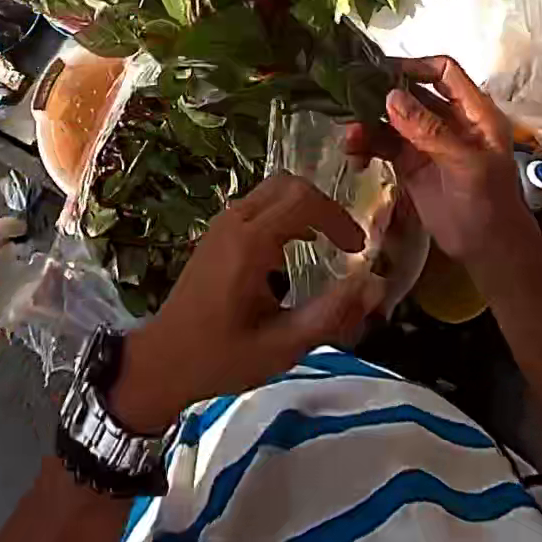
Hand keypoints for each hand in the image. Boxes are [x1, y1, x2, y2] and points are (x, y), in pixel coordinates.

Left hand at [107, 174, 384, 432]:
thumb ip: (332, 314)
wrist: (166, 356)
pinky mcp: (217, 233)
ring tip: (330, 247)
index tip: (358, 251)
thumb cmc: (223, 356)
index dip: (339, 218)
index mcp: (248, 243)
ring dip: (304, 209)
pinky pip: (257, 206)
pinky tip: (295, 252)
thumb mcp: (284, 345)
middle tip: (346, 244)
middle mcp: (233, 222)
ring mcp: (221, 224)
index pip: (303, 199)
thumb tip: (375, 284)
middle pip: (286, 184)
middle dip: (324, 206)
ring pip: (270, 191)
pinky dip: (284, 216)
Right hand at [346, 56, 532, 266]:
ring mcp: (423, 140)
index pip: (443, 72)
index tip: (381, 74)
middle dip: (378, 95)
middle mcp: (446, 120)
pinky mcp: (406, 160)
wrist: (488, 253)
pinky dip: (364, 146)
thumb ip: (429, 130)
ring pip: (388, 117)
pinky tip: (354, 157)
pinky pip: (379, 142)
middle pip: (408, 92)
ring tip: (350, 139)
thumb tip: (391, 96)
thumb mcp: (465, 164)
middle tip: (348, 100)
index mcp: (472, 113)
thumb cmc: (489, 205)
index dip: (414, 66)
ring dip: (366, 124)